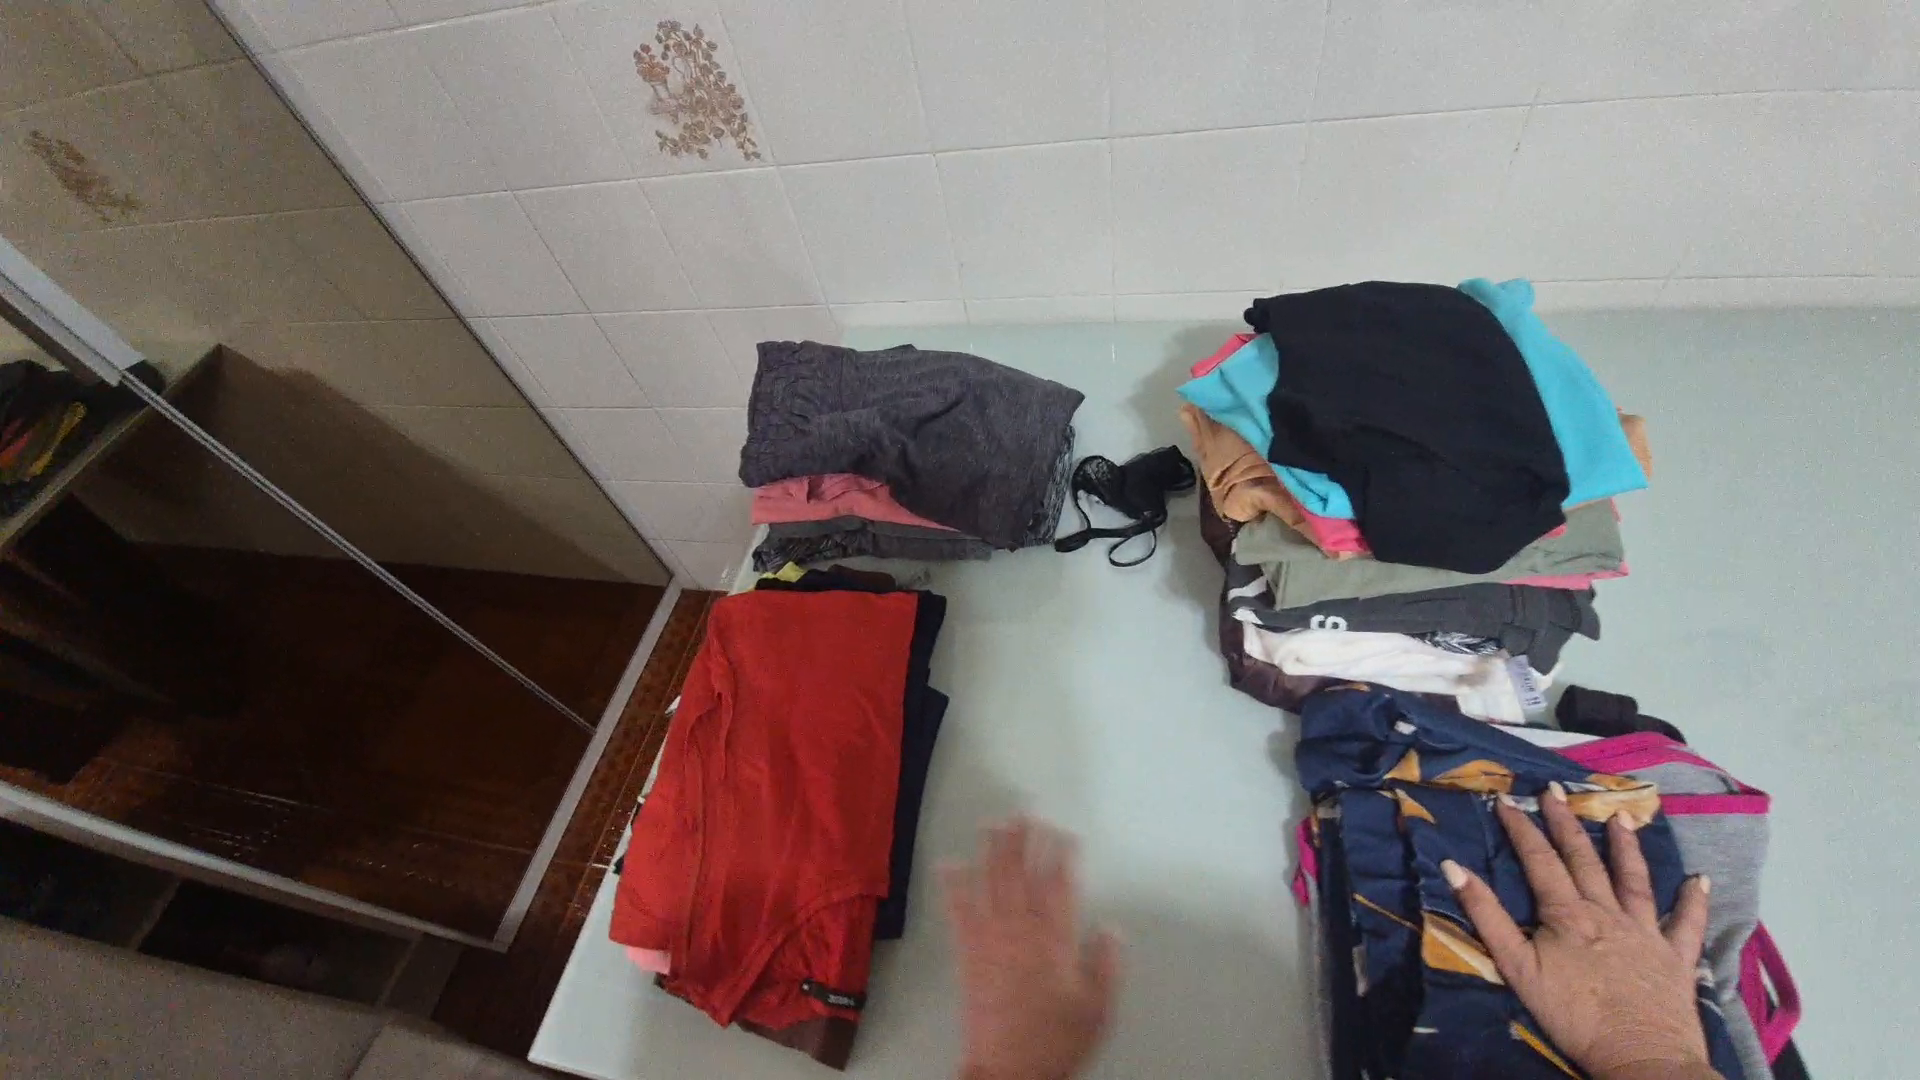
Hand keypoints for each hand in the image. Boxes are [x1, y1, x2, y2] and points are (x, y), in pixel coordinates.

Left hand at [941, 817, 1121, 1079]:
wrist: (1008, 1071)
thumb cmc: (1053, 1041)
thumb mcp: (1097, 1008)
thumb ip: (1106, 965)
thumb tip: (1111, 930)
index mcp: (1055, 940)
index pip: (1061, 886)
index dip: (1064, 856)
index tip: (1066, 834)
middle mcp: (1022, 930)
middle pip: (1024, 874)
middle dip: (1026, 840)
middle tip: (1027, 813)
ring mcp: (992, 937)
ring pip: (993, 882)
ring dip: (993, 850)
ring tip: (995, 824)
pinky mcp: (969, 951)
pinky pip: (960, 909)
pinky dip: (954, 885)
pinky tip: (950, 864)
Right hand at [1443, 783, 1720, 1079]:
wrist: (1645, 1064)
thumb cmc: (1574, 1016)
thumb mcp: (1516, 966)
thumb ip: (1485, 914)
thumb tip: (1453, 867)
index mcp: (1567, 914)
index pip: (1538, 859)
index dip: (1520, 827)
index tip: (1504, 800)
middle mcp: (1607, 913)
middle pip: (1583, 859)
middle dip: (1566, 823)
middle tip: (1555, 791)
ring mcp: (1647, 935)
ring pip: (1634, 881)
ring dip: (1625, 848)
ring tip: (1620, 818)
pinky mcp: (1677, 960)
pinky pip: (1687, 925)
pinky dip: (1694, 901)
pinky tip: (1700, 880)